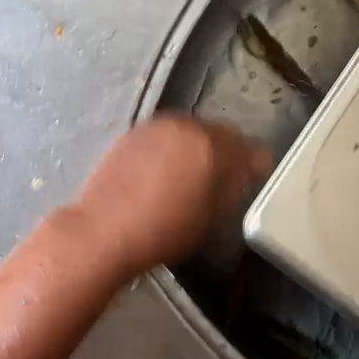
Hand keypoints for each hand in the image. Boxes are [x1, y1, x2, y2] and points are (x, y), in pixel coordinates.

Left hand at [72, 116, 272, 274]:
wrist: (102, 231)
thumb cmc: (163, 231)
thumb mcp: (210, 217)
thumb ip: (233, 187)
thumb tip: (245, 172)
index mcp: (212, 146)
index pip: (249, 147)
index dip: (256, 163)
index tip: (256, 176)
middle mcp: (186, 127)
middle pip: (218, 132)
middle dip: (226, 151)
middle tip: (226, 176)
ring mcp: (156, 127)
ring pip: (189, 131)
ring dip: (197, 147)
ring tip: (194, 173)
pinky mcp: (132, 133)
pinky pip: (164, 136)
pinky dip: (171, 148)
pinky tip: (165, 170)